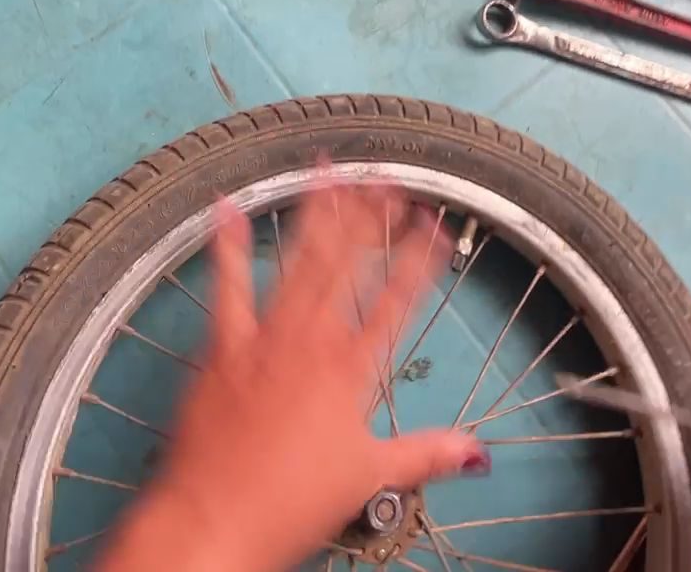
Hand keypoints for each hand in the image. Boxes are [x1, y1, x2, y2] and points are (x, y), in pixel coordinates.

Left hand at [94, 178, 485, 571]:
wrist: (215, 520)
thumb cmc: (292, 500)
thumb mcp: (369, 476)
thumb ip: (426, 454)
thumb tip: (476, 452)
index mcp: (351, 368)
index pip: (397, 299)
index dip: (419, 257)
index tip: (433, 223)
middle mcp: (312, 338)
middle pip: (348, 264)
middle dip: (369, 216)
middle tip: (383, 178)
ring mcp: (267, 334)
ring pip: (298, 260)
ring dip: (314, 212)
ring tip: (328, 170)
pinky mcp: (224, 342)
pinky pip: (227, 284)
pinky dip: (226, 244)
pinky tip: (227, 205)